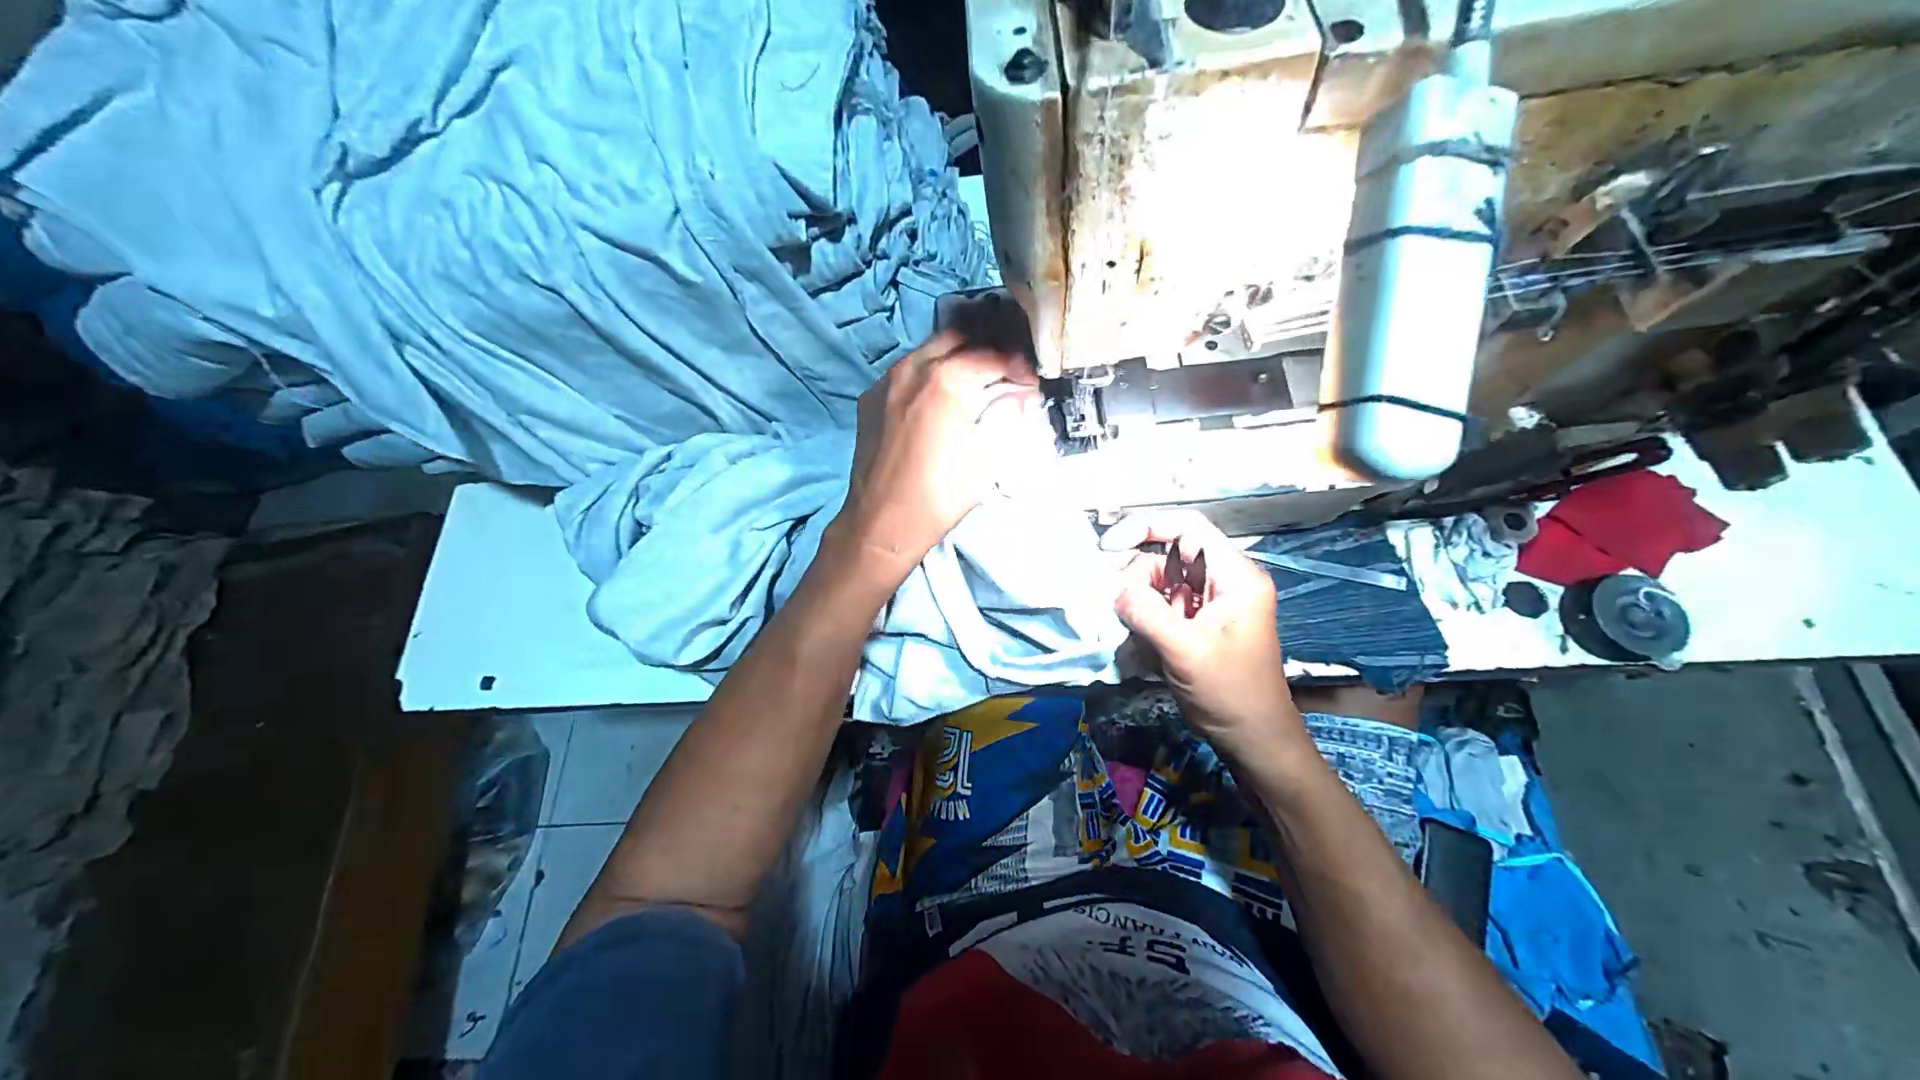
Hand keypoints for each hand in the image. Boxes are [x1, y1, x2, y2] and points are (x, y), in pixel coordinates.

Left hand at [832, 332, 1039, 574]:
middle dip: (984, 352)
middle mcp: (912, 369)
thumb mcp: (986, 458)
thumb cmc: (938, 497)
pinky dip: (928, 375)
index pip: (990, 356)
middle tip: (1003, 376)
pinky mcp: (870, 398)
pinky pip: (905, 372)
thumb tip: (1018, 394)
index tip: (1031, 381)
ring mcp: (886, 381)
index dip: (1017, 366)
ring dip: (954, 360)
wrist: (880, 523)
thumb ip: (1005, 416)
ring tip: (974, 383)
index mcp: (945, 380)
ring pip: (927, 351)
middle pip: (957, 340)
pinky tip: (939, 399)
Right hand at [1102, 510, 1302, 751]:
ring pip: (1160, 582)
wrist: (1253, 739)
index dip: (1146, 528)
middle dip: (1137, 577)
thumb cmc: (1230, 693)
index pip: (1187, 529)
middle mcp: (1223, 582)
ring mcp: (1209, 603)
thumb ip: (1146, 613)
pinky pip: (1161, 605)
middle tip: (1118, 605)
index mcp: (1235, 577)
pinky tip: (1139, 641)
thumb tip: (1112, 587)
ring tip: (1129, 629)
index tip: (1108, 546)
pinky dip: (1144, 617)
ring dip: (1138, 601)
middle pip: (1168, 556)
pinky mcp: (1196, 623)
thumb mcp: (1185, 651)